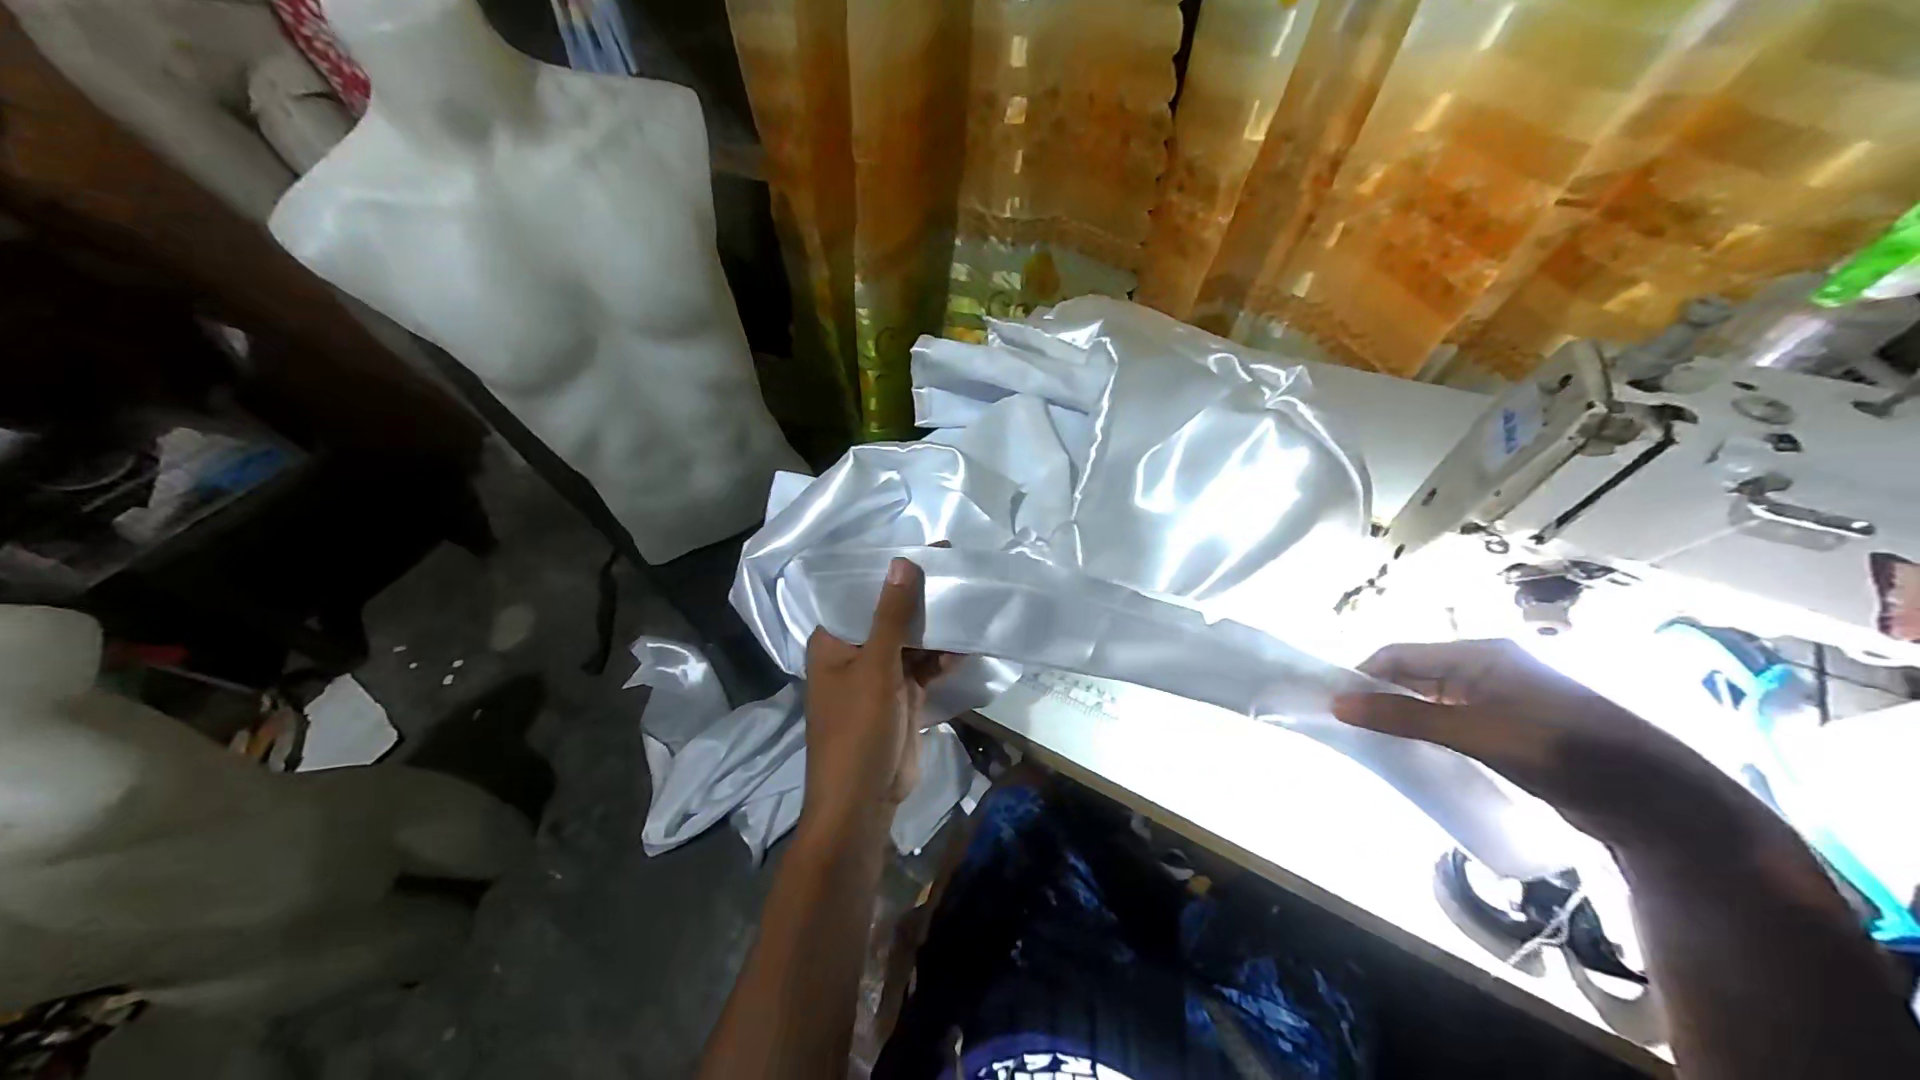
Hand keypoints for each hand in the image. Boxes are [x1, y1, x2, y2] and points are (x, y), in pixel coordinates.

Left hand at [802, 557, 958, 834]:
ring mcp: (879, 676)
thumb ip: (892, 616)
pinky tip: (965, 646)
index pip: (859, 594)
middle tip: (956, 568)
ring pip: (911, 641)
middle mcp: (853, 653)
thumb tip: (903, 562)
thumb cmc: (857, 730)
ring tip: (967, 600)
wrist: (863, 801)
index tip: (925, 548)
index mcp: (832, 641)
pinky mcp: (902, 696)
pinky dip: (942, 658)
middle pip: (889, 615)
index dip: (890, 572)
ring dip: (936, 628)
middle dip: (920, 598)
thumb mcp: (876, 668)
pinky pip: (924, 667)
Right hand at [1333, 639, 1747, 850]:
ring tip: (1380, 746)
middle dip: (1381, 698)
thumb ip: (1404, 718)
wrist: (1659, 802)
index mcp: (1479, 654)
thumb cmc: (1561, 751)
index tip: (1335, 706)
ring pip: (1434, 700)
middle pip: (1415, 675)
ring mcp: (1505, 698)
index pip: (1399, 654)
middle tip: (1352, 730)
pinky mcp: (1517, 727)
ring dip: (1406, 719)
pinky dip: (1432, 733)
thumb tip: (1337, 704)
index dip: (1363, 676)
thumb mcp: (1475, 734)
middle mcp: (1488, 668)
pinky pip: (1456, 721)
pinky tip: (1422, 756)